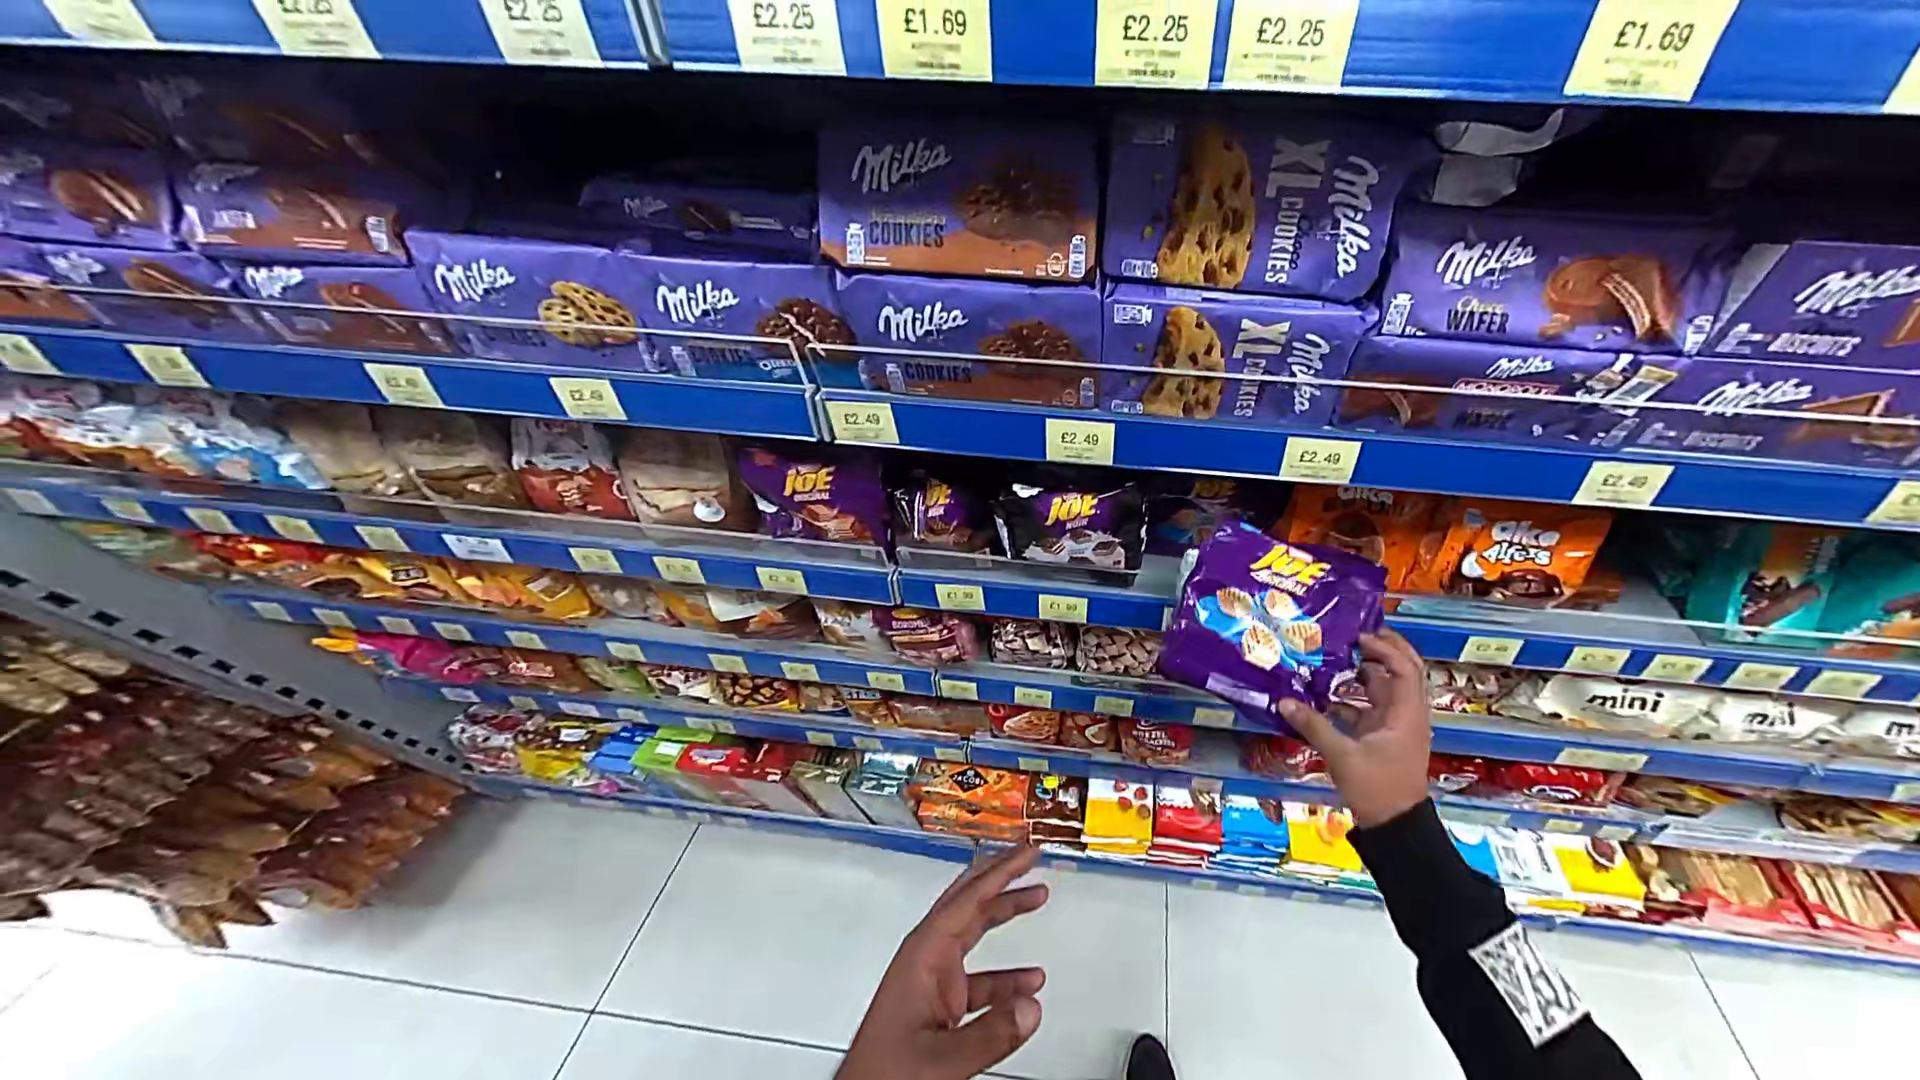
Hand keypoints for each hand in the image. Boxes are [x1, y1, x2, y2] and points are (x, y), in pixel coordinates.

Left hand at [836, 844, 1048, 1079]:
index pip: (969, 898)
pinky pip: (979, 978)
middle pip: (971, 902)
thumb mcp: (940, 1058)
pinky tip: (1028, 981)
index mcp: (924, 952)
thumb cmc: (882, 1073)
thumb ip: (990, 1031)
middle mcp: (928, 955)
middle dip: (1001, 877)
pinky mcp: (939, 1003)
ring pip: (975, 932)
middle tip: (1030, 857)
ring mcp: (933, 977)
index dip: (1000, 871)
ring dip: (1006, 914)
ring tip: (1037, 897)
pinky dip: (1005, 975)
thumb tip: (1031, 1005)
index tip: (1025, 852)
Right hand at [1278, 628, 1432, 827]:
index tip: (1356, 637)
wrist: (1396, 827)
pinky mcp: (1381, 736)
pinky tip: (1324, 693)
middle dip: (1382, 650)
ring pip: (1383, 688)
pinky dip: (1349, 696)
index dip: (1383, 649)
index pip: (1404, 669)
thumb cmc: (1377, 788)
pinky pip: (1366, 706)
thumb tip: (1283, 701)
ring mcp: (1394, 725)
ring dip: (1362, 671)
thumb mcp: (1342, 756)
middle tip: (1354, 633)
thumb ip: (1313, 725)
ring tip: (1333, 657)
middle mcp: (1405, 714)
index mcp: (1406, 715)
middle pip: (1402, 671)